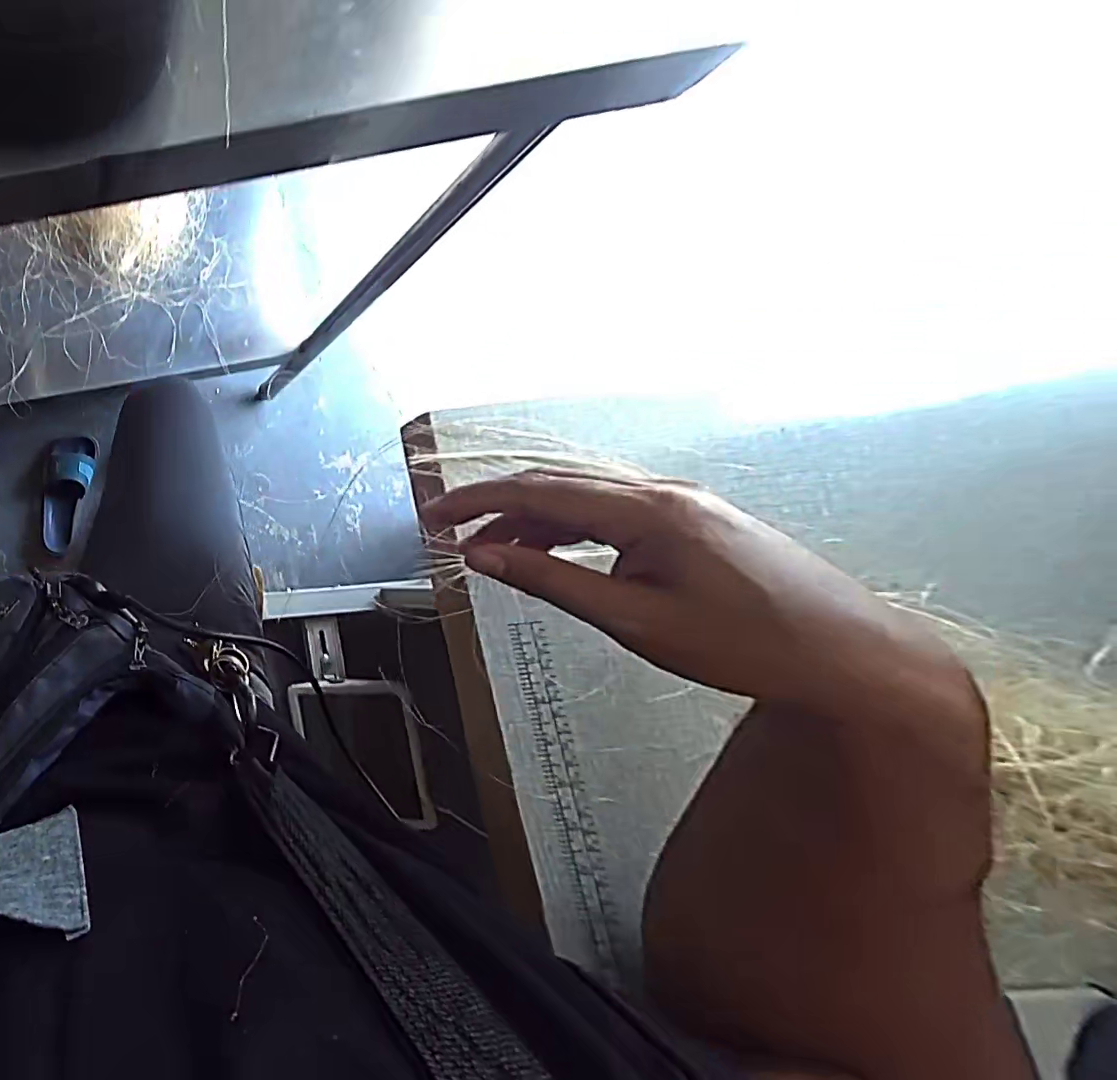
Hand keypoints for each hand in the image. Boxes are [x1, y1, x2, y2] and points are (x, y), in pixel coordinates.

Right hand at [420, 469, 977, 720]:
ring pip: (579, 499)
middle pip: (554, 486)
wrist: (851, 657)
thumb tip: (482, 558)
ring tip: (486, 551)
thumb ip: (550, 582)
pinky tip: (544, 552)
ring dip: (526, 521)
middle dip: (493, 505)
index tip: (433, 517)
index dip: (477, 501)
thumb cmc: (743, 644)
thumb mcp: (632, 618)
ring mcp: (678, 504)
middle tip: (446, 529)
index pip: (538, 492)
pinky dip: (563, 530)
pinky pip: (606, 513)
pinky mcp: (688, 521)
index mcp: (646, 512)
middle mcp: (659, 494)